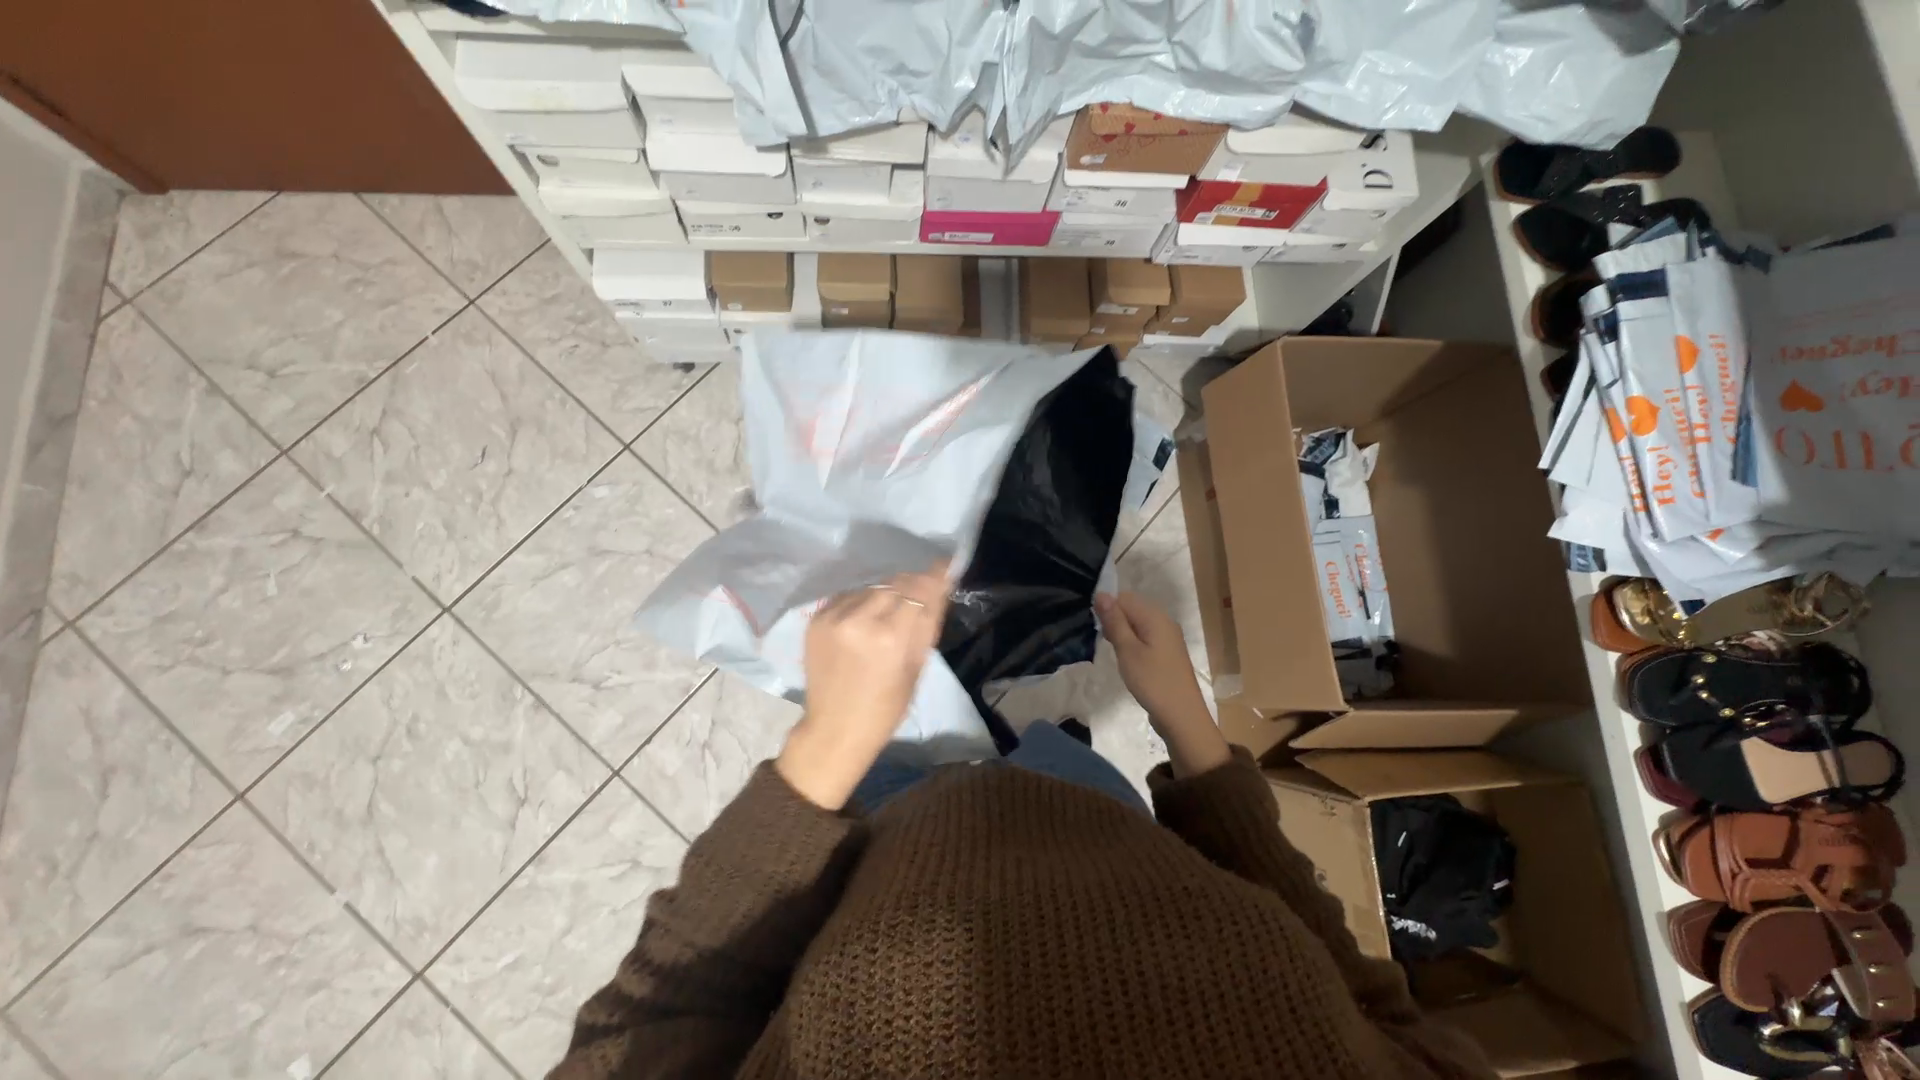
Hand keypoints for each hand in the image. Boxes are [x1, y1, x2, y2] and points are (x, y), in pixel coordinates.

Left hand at [778, 563, 950, 808]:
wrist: (835, 729)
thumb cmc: (885, 708)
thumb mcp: (915, 668)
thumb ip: (927, 623)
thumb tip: (941, 587)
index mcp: (890, 637)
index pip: (918, 590)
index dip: (934, 575)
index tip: (945, 564)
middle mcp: (859, 619)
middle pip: (895, 583)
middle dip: (912, 583)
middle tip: (922, 590)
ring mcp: (833, 617)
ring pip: (872, 586)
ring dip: (887, 591)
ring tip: (894, 608)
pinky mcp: (816, 619)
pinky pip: (849, 596)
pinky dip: (863, 601)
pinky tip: (867, 617)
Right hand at [1096, 592, 1229, 777]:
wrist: (1181, 716)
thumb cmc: (1152, 681)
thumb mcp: (1128, 651)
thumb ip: (1115, 621)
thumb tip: (1101, 594)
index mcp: (1156, 617)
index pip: (1125, 598)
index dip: (1108, 609)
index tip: (1098, 631)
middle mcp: (1164, 622)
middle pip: (1132, 609)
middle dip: (1115, 621)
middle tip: (1107, 645)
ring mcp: (1168, 639)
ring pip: (1138, 625)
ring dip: (1123, 635)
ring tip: (1116, 655)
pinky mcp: (1167, 654)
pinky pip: (1145, 639)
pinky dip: (1133, 645)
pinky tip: (1128, 662)